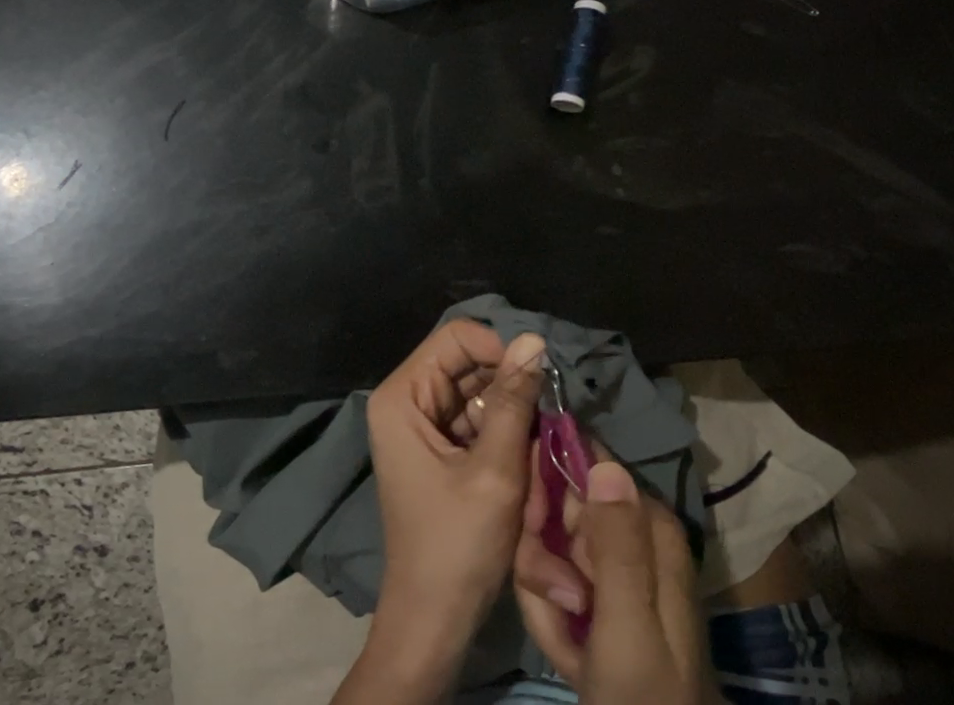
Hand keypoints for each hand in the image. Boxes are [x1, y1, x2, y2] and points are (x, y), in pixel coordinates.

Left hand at [367, 321, 545, 636]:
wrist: (435, 616)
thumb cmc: (458, 544)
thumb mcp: (494, 470)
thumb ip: (514, 401)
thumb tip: (535, 340)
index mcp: (401, 397)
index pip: (456, 337)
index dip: (500, 348)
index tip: (540, 379)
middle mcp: (406, 401)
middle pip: (467, 361)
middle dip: (510, 379)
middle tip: (552, 409)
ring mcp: (422, 425)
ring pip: (477, 389)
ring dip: (514, 406)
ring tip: (544, 433)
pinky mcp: (440, 448)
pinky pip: (478, 417)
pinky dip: (506, 427)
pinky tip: (531, 449)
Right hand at [514, 450, 702, 704]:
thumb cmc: (644, 692)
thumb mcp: (628, 622)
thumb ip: (617, 546)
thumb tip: (605, 464)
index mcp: (652, 528)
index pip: (587, 468)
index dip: (550, 490)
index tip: (532, 523)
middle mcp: (635, 537)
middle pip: (561, 508)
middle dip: (544, 554)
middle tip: (558, 600)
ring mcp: (614, 569)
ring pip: (549, 547)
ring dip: (544, 593)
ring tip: (566, 637)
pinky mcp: (597, 598)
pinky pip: (552, 583)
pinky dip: (550, 616)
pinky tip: (568, 651)